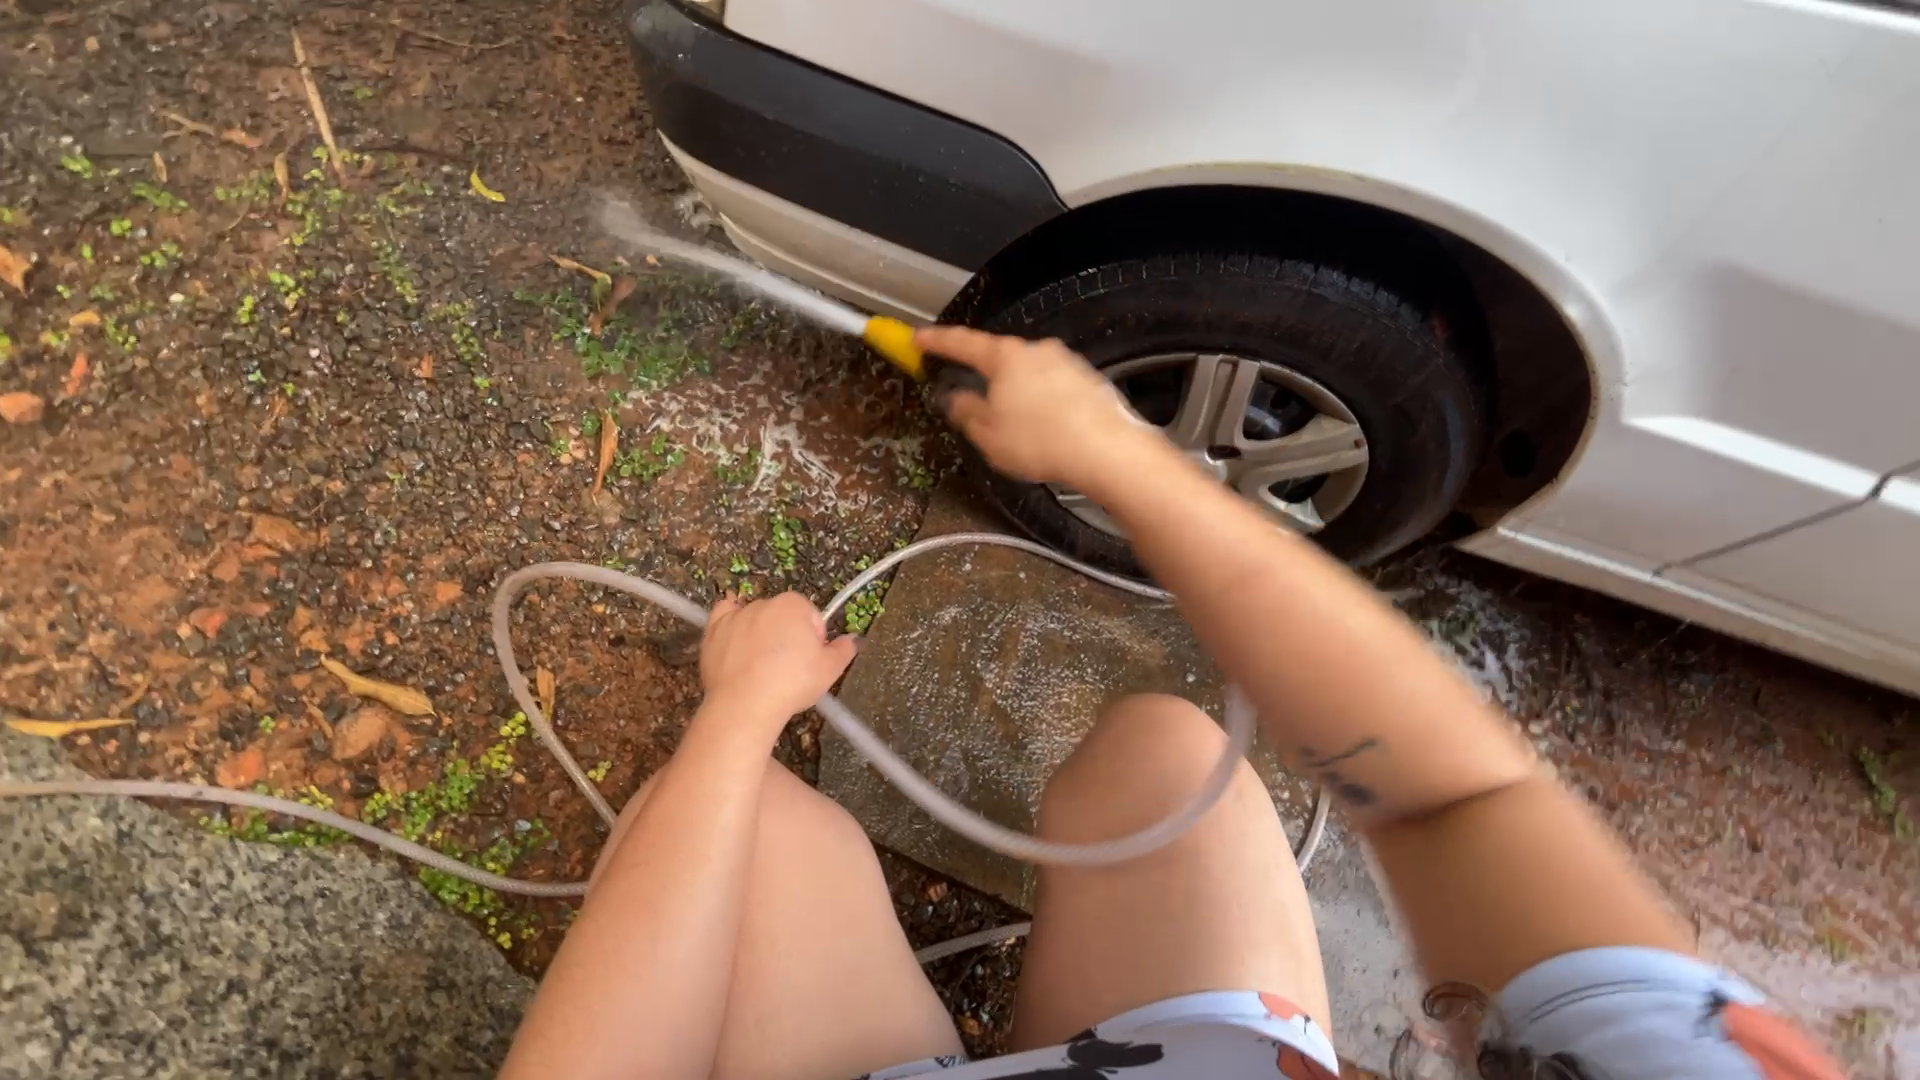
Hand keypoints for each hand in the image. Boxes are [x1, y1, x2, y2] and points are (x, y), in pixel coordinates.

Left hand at [699, 592, 857, 727]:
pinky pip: (723, 615)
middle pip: (783, 617)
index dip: (814, 640)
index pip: (811, 617)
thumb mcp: (830, 670)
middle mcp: (764, 603)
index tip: (810, 661)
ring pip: (755, 619)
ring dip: (761, 634)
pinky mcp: (713, 631)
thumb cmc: (792, 683)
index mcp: (794, 605)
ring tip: (761, 667)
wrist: (745, 705)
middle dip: (787, 636)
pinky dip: (730, 621)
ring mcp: (736, 616)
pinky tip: (735, 633)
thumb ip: (844, 650)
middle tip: (789, 668)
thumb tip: (853, 639)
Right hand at [915, 325, 1161, 490]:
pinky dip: (1042, 406)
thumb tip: (955, 399)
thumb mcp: (988, 434)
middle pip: (1000, 360)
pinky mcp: (1088, 382)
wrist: (1106, 451)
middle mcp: (1037, 351)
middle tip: (975, 404)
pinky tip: (1044, 432)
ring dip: (1016, 397)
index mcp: (1005, 357)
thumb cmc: (1041, 442)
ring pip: (1028, 376)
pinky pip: (1053, 390)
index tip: (919, 336)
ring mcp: (1066, 363)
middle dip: (985, 379)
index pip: (963, 343)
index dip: (937, 341)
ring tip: (1016, 431)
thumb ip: (965, 412)